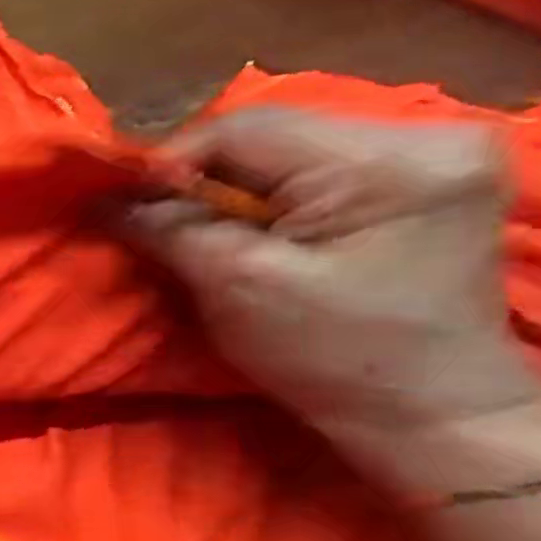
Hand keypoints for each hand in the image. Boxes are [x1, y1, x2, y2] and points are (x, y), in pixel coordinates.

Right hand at [119, 106, 540, 443]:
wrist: (432, 411)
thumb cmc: (332, 358)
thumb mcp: (237, 288)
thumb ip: (171, 229)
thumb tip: (104, 197)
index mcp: (386, 162)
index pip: (244, 128)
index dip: (171, 162)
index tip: (125, 203)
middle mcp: (425, 134)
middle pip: (270, 133)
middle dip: (203, 177)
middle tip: (160, 220)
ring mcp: (435, 151)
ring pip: (290, 147)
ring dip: (233, 186)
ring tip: (203, 227)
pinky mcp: (426, 176)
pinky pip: (319, 165)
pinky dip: (270, 193)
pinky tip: (257, 226)